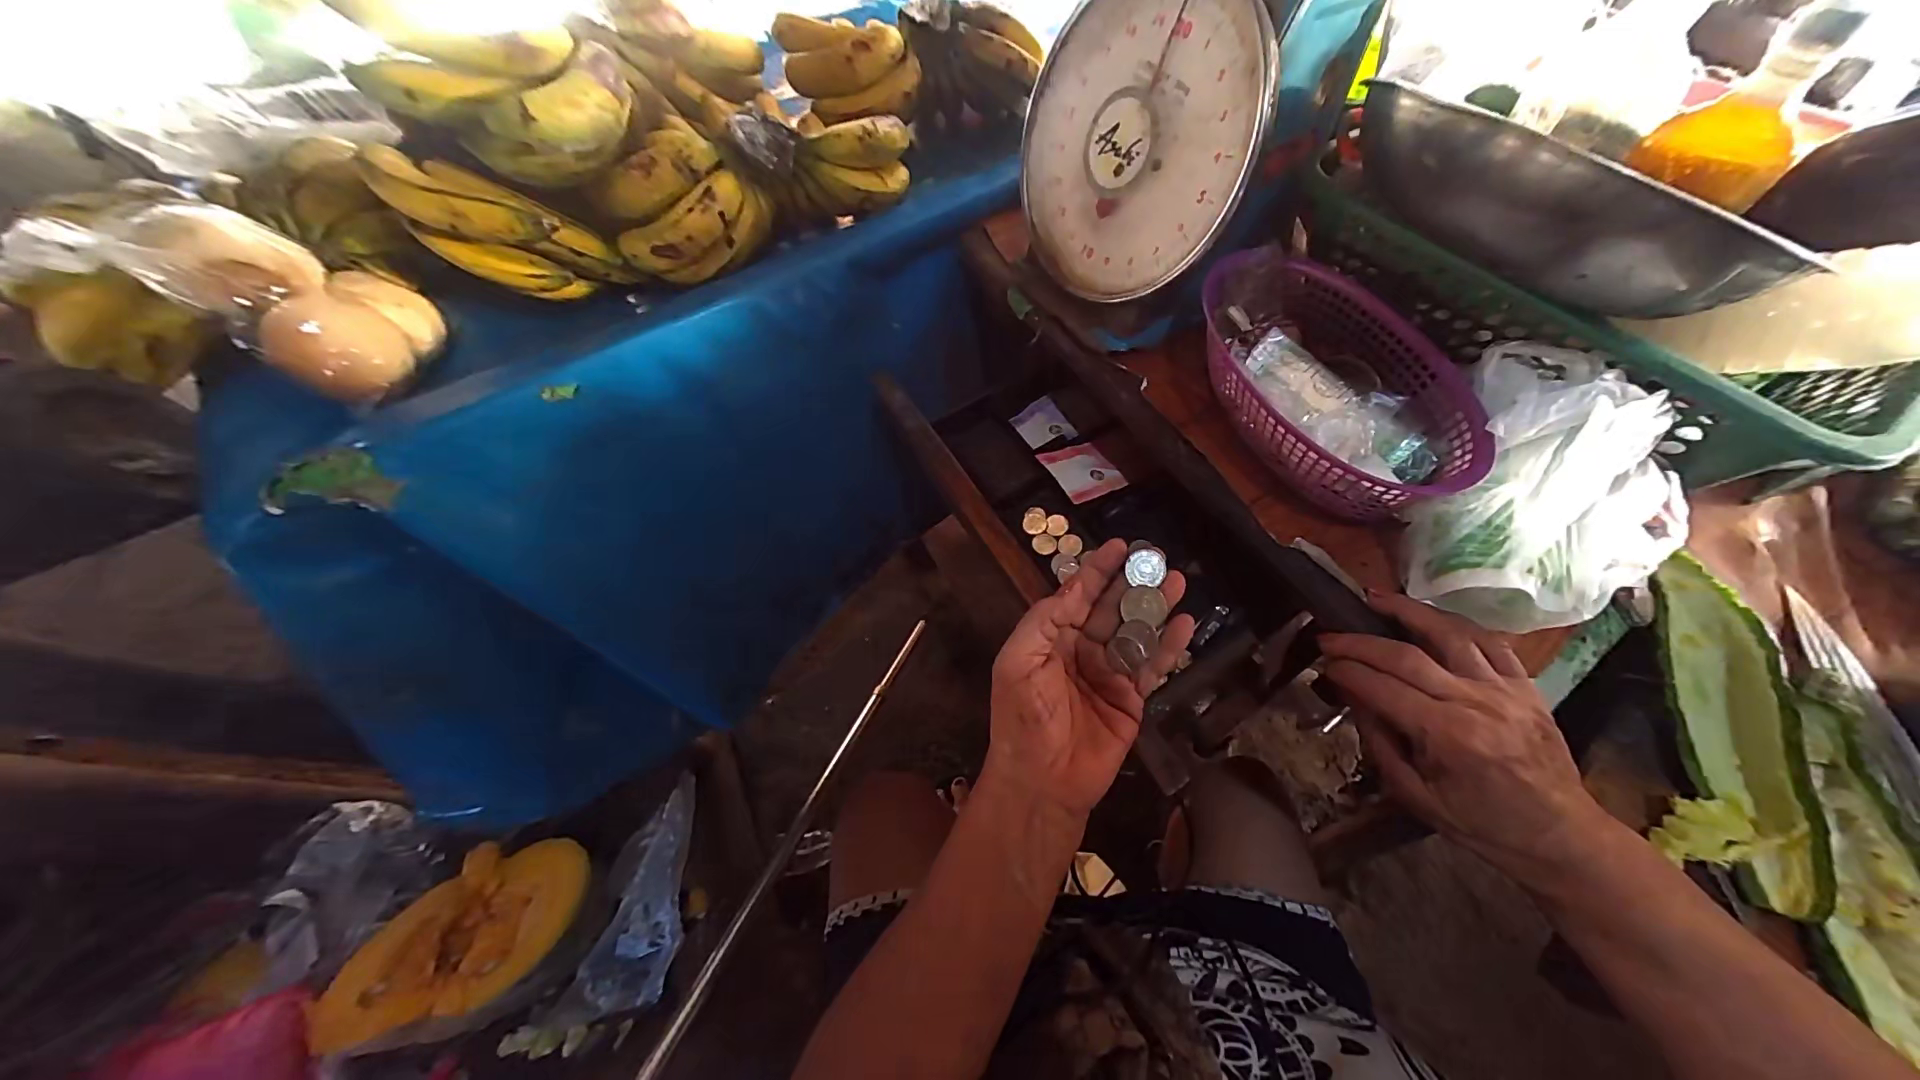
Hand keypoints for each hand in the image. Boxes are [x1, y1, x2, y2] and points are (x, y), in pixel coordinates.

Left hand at [986, 539, 1196, 818]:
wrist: (1042, 779)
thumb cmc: (1022, 716)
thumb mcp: (1018, 661)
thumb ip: (1043, 621)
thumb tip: (1073, 587)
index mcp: (1051, 638)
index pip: (1077, 595)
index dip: (1097, 571)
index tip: (1119, 546)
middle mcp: (1080, 650)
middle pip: (1111, 608)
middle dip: (1131, 583)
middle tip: (1156, 558)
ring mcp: (1108, 674)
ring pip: (1135, 632)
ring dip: (1155, 607)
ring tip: (1176, 580)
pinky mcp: (1131, 699)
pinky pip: (1152, 666)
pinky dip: (1169, 645)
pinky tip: (1185, 624)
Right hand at [1319, 592, 1615, 886]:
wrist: (1562, 835)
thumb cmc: (1481, 824)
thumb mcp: (1415, 796)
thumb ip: (1378, 743)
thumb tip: (1353, 698)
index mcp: (1448, 736)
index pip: (1381, 687)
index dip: (1345, 670)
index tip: (1321, 662)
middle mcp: (1476, 703)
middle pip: (1405, 655)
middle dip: (1359, 641)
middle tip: (1329, 635)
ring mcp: (1505, 690)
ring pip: (1449, 633)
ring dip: (1407, 611)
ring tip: (1375, 598)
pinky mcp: (1526, 685)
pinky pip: (1489, 641)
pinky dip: (1454, 624)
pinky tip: (1428, 617)